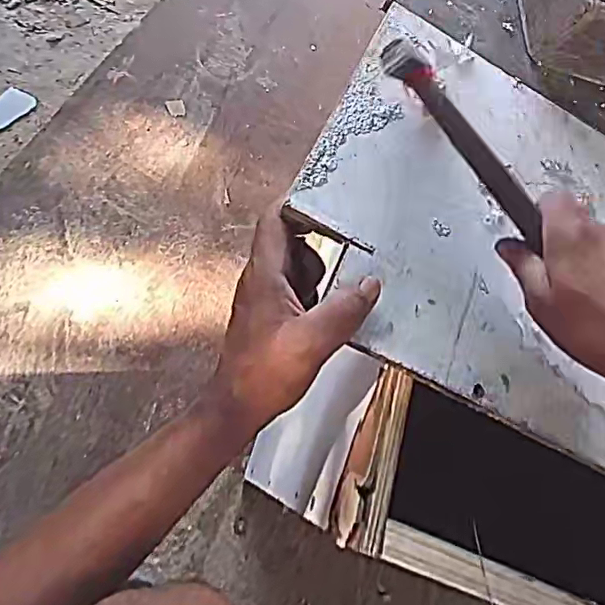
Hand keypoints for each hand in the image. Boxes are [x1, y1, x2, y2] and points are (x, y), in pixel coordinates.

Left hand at [211, 204, 380, 434]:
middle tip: (344, 256)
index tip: (323, 198)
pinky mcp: (270, 314)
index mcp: (264, 276)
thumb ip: (343, 310)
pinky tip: (325, 317)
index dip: (297, 203)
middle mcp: (260, 281)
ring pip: (295, 266)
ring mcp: (264, 297)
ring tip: (333, 299)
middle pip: (289, 240)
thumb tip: (368, 286)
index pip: (274, 220)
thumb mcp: (312, 341)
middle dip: (319, 247)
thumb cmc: (260, 376)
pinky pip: (296, 289)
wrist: (236, 406)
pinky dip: (314, 294)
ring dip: (319, 274)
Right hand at [495, 192, 604, 386]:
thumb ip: (523, 267)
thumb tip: (509, 248)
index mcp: (570, 237)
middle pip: (575, 219)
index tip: (533, 233)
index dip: (538, 214)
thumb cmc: (599, 331)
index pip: (551, 198)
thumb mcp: (542, 304)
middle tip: (553, 273)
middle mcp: (602, 233)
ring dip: (587, 256)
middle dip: (561, 240)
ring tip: (582, 294)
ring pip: (597, 238)